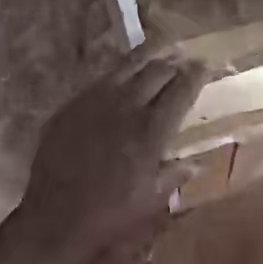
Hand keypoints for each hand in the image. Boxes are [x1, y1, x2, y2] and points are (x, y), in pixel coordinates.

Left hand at [17, 46, 207, 259]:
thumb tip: (196, 163)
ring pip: (126, 66)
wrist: (57, 217)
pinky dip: (119, 71)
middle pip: (156, 71)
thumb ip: (176, 174)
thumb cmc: (113, 213)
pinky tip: (124, 72)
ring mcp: (95, 103)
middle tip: (186, 56)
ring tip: (161, 46)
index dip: (196, 75)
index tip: (205, 66)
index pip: (181, 91)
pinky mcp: (71, 106)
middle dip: (175, 61)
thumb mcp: (154, 199)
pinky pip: (100, 79)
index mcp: (152, 131)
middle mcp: (126, 108)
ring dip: (148, 55)